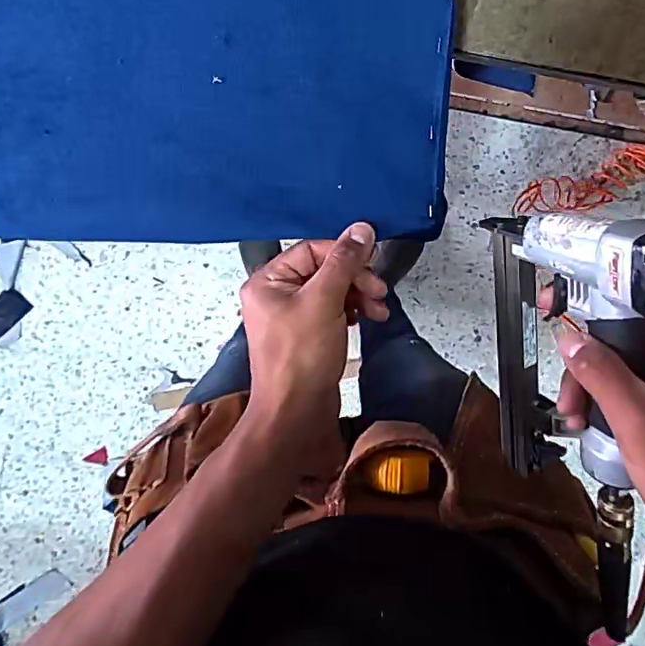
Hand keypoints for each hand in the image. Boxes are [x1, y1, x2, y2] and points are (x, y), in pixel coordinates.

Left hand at [239, 223, 389, 439]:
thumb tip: (361, 231)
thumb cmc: (299, 362)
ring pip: (332, 289)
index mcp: (267, 281)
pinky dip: (352, 310)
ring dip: (358, 294)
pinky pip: (333, 309)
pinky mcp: (307, 334)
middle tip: (376, 290)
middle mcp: (275, 295)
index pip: (312, 249)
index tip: (370, 261)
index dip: (344, 255)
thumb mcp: (324, 300)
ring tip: (377, 307)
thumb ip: (344, 262)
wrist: (296, 414)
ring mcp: (291, 316)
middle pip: (324, 269)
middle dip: (355, 277)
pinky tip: (366, 317)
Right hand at [555, 320, 644, 562]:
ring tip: (577, 418)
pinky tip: (596, 427)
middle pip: (633, 340)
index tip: (571, 305)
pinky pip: (641, 394)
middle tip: (571, 393)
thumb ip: (602, 374)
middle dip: (593, 361)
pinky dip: (615, 405)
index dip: (607, 300)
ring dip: (599, 387)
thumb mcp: (638, 423)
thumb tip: (571, 338)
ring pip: (632, 369)